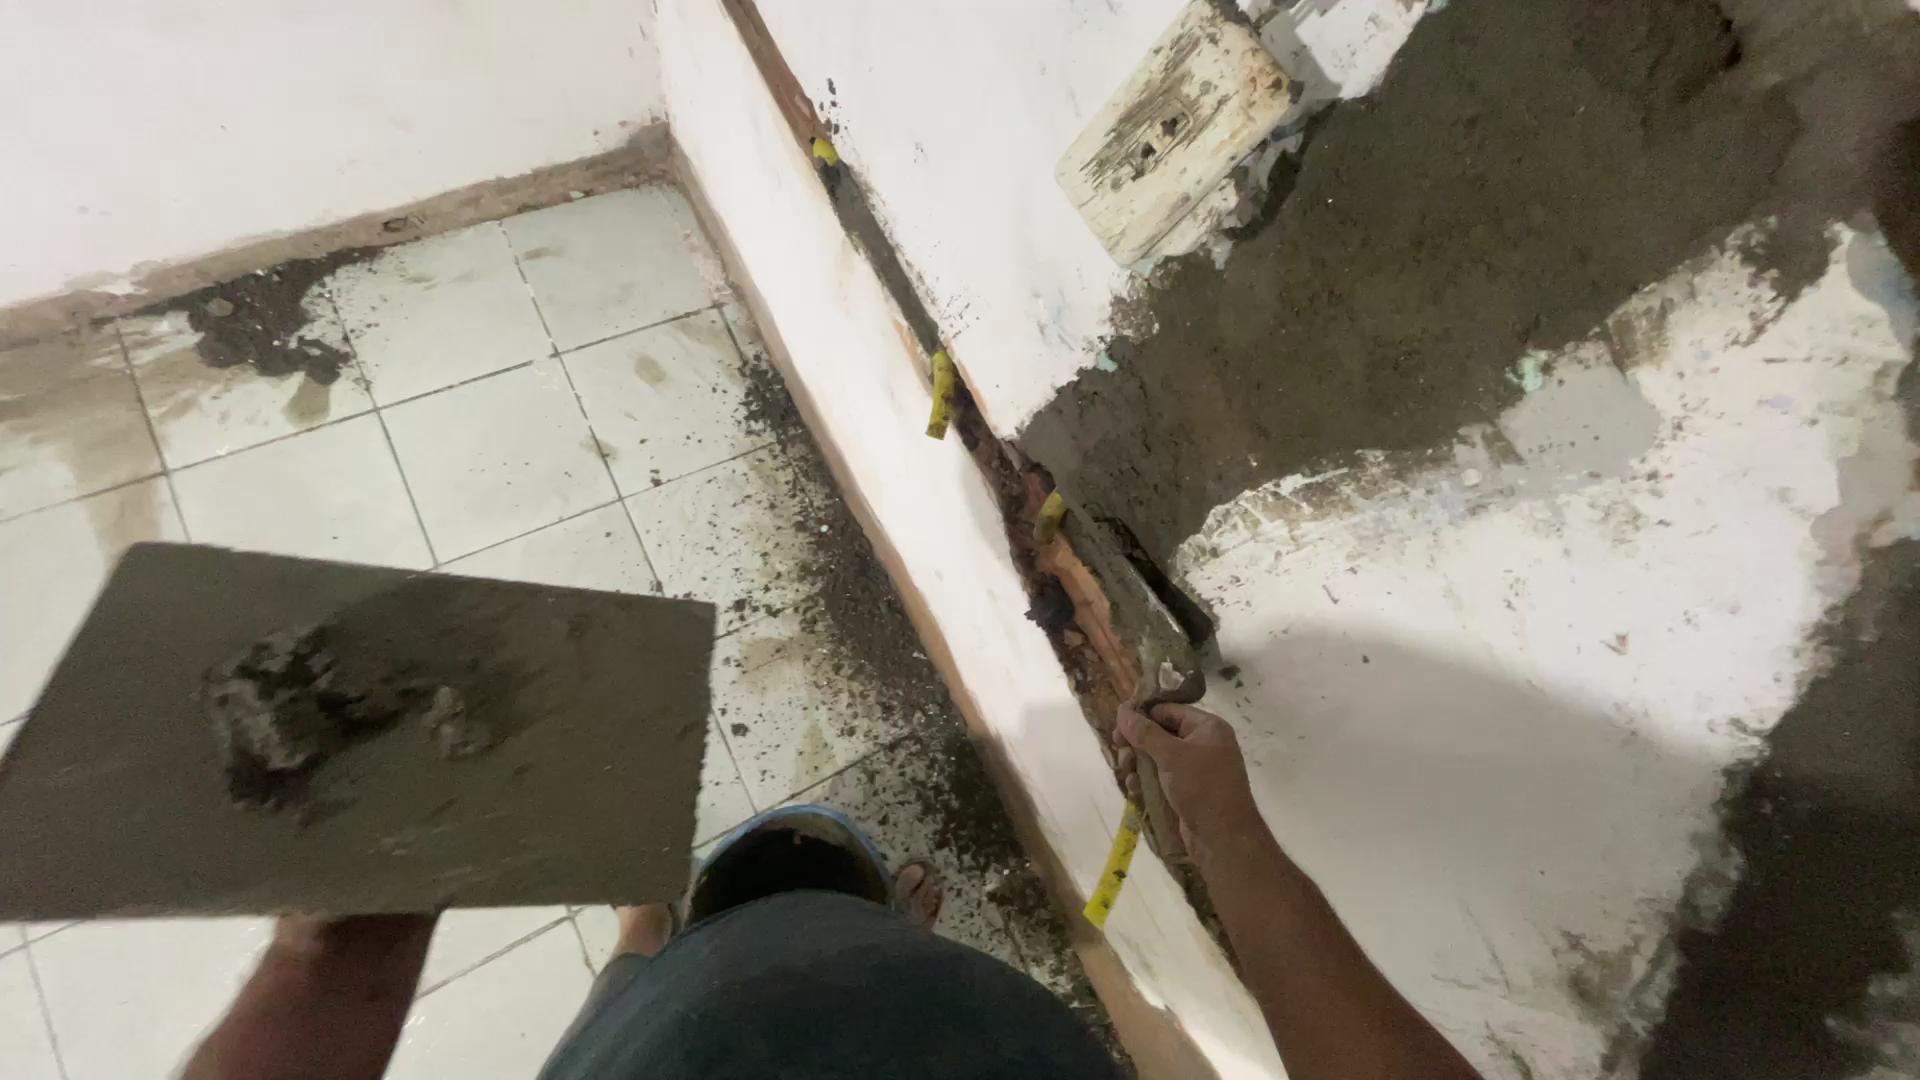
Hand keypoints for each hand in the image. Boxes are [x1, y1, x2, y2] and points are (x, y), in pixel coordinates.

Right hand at [1114, 703, 1261, 853]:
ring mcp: (1195, 767)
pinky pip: (1161, 775)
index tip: (1117, 725)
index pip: (1167, 710)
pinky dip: (1146, 778)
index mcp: (1207, 727)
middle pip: (1159, 732)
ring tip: (1127, 772)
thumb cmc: (1201, 788)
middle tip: (1119, 749)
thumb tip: (1122, 709)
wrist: (1224, 839)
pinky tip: (1134, 788)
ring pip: (1157, 755)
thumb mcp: (1171, 755)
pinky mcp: (1187, 789)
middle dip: (1137, 742)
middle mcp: (1203, 743)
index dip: (1141, 715)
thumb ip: (1144, 731)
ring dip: (1137, 762)